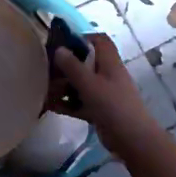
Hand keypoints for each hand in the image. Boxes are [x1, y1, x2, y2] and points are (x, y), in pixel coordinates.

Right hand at [52, 34, 164, 154]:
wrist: (131, 139)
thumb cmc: (112, 105)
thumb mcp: (90, 84)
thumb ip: (73, 66)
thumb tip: (59, 49)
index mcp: (109, 62)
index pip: (99, 41)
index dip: (82, 38)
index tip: (62, 44)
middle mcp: (107, 74)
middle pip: (86, 62)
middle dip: (66, 65)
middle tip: (47, 69)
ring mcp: (104, 93)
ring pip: (81, 83)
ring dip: (64, 85)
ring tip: (44, 88)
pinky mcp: (99, 110)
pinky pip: (80, 102)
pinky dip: (67, 103)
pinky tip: (49, 106)